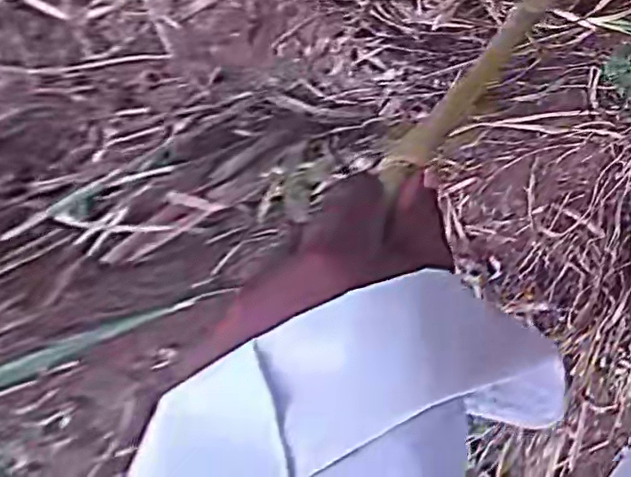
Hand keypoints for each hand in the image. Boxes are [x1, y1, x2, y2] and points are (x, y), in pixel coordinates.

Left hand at [180, 171, 452, 374]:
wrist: (332, 450)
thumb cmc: (397, 360)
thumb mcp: (429, 282)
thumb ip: (420, 225)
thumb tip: (416, 181)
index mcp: (332, 252)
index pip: (354, 193)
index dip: (378, 201)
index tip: (393, 217)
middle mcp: (272, 277)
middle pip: (310, 237)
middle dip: (338, 249)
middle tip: (368, 282)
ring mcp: (232, 321)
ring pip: (275, 282)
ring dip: (301, 292)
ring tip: (332, 329)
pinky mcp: (201, 364)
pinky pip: (243, 324)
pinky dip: (270, 330)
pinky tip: (299, 357)